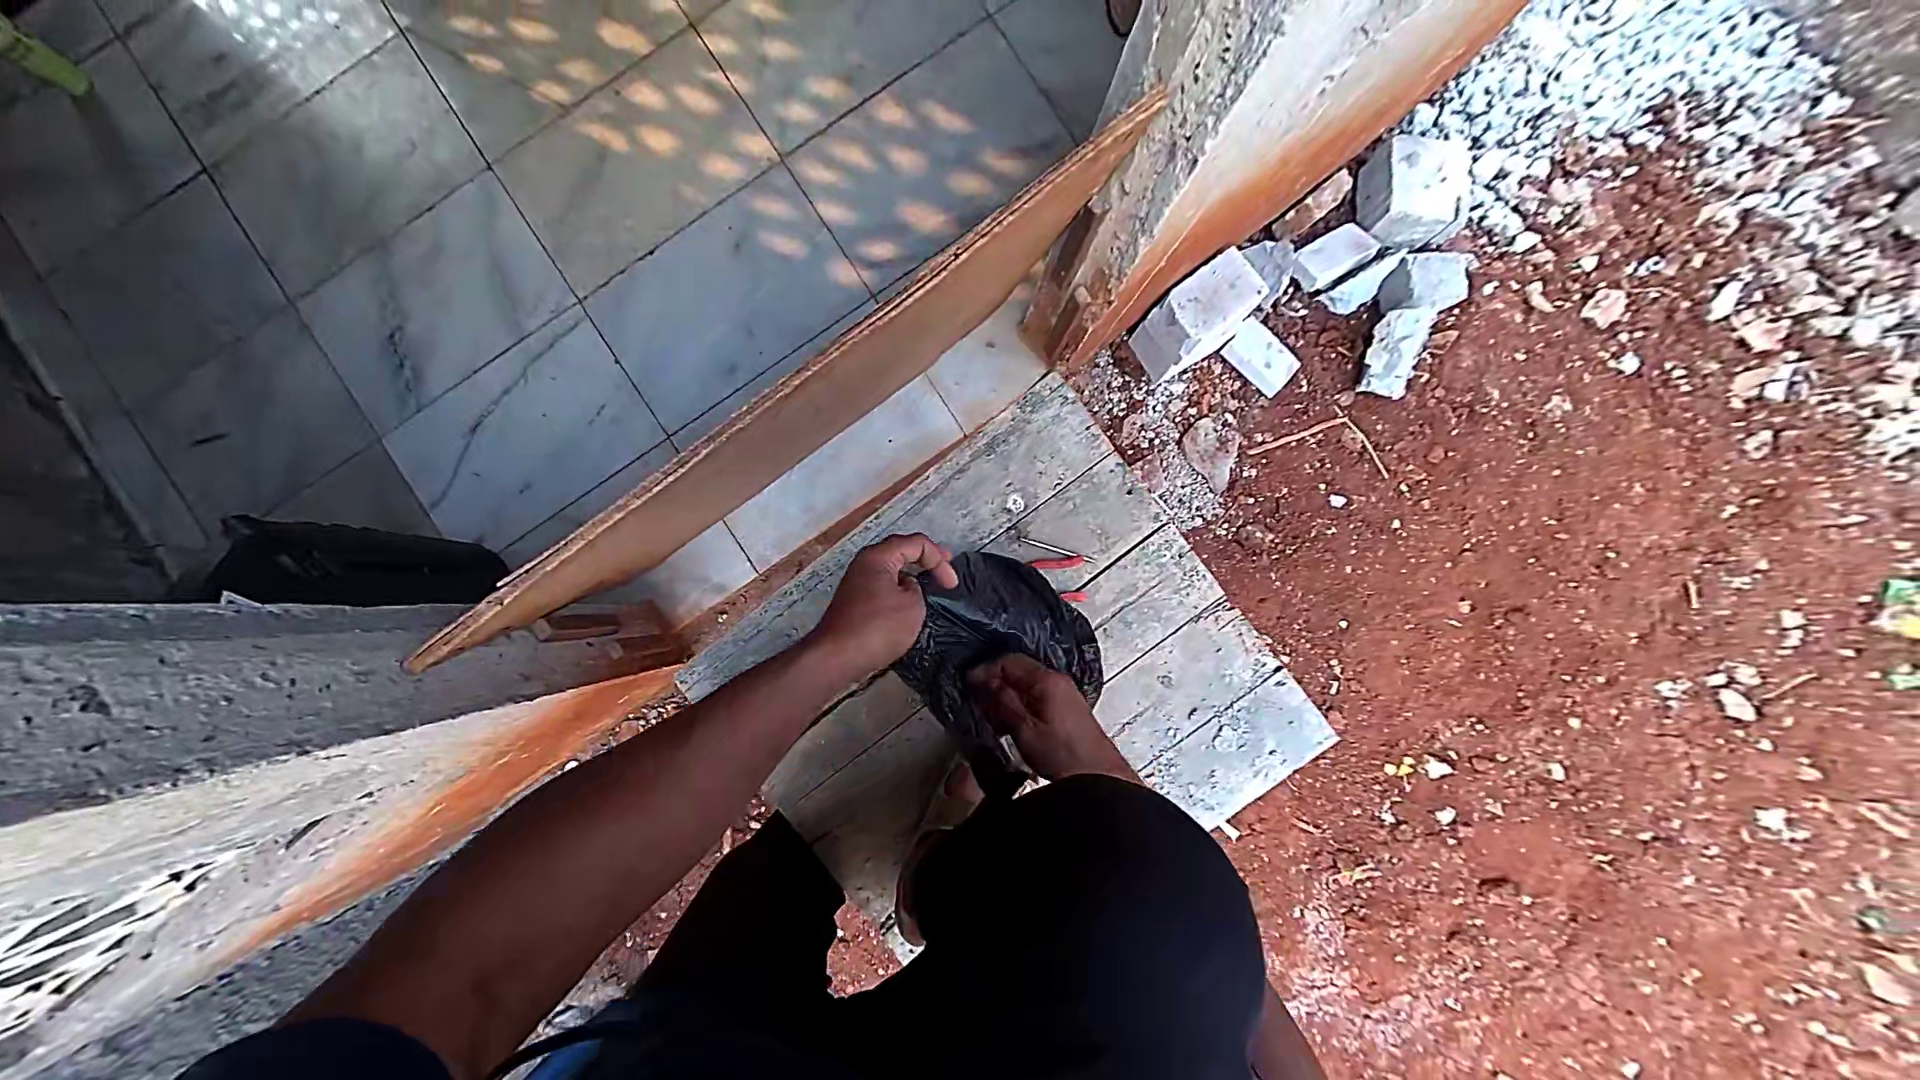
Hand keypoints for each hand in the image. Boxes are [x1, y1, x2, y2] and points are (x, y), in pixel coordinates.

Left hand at [807, 534, 958, 679]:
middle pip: (900, 550)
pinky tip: (908, 601)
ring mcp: (856, 583)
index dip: (939, 558)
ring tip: (929, 581)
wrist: (837, 656)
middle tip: (945, 565)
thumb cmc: (877, 628)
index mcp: (879, 557)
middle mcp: (864, 564)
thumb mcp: (913, 605)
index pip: (916, 543)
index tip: (951, 584)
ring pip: (890, 568)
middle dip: (925, 557)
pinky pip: (882, 585)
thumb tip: (906, 588)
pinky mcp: (854, 601)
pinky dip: (899, 587)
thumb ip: (917, 588)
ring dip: (911, 572)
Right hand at [966, 654, 1137, 782]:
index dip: (985, 671)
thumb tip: (987, 683)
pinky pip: (1038, 698)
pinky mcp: (1069, 711)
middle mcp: (1059, 682)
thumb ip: (1003, 702)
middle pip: (1019, 672)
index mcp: (1048, 681)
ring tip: (995, 718)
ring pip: (1028, 686)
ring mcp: (1066, 696)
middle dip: (996, 684)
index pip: (1009, 662)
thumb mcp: (1024, 729)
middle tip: (980, 701)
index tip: (970, 683)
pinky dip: (1022, 706)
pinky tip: (1015, 726)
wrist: (1098, 777)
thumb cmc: (1065, 756)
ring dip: (1008, 697)